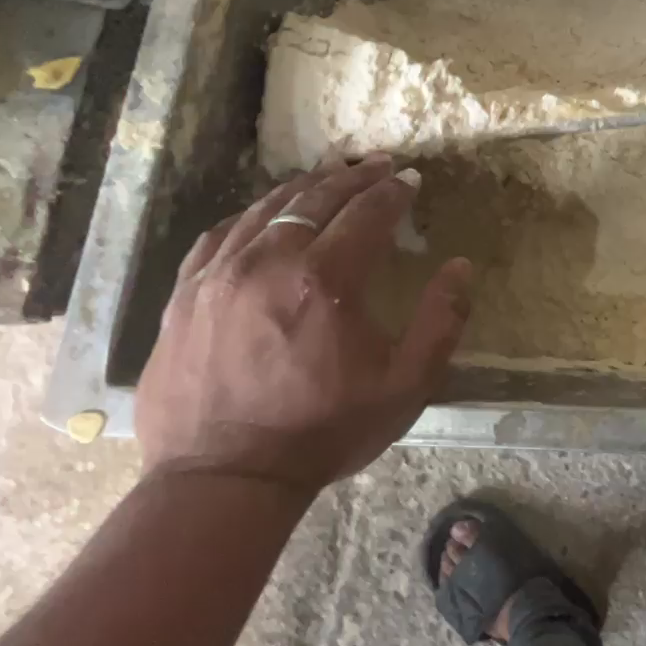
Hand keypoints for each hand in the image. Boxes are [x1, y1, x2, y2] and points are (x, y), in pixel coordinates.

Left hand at [135, 154, 472, 493]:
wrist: (222, 480)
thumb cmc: (325, 429)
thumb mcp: (408, 383)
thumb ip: (442, 319)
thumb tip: (460, 266)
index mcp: (327, 280)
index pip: (367, 214)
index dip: (394, 192)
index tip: (411, 179)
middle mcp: (270, 264)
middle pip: (314, 200)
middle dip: (353, 177)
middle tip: (378, 165)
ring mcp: (218, 278)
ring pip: (264, 211)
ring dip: (303, 188)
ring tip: (328, 176)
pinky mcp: (185, 299)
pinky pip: (219, 237)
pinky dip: (250, 215)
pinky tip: (265, 214)